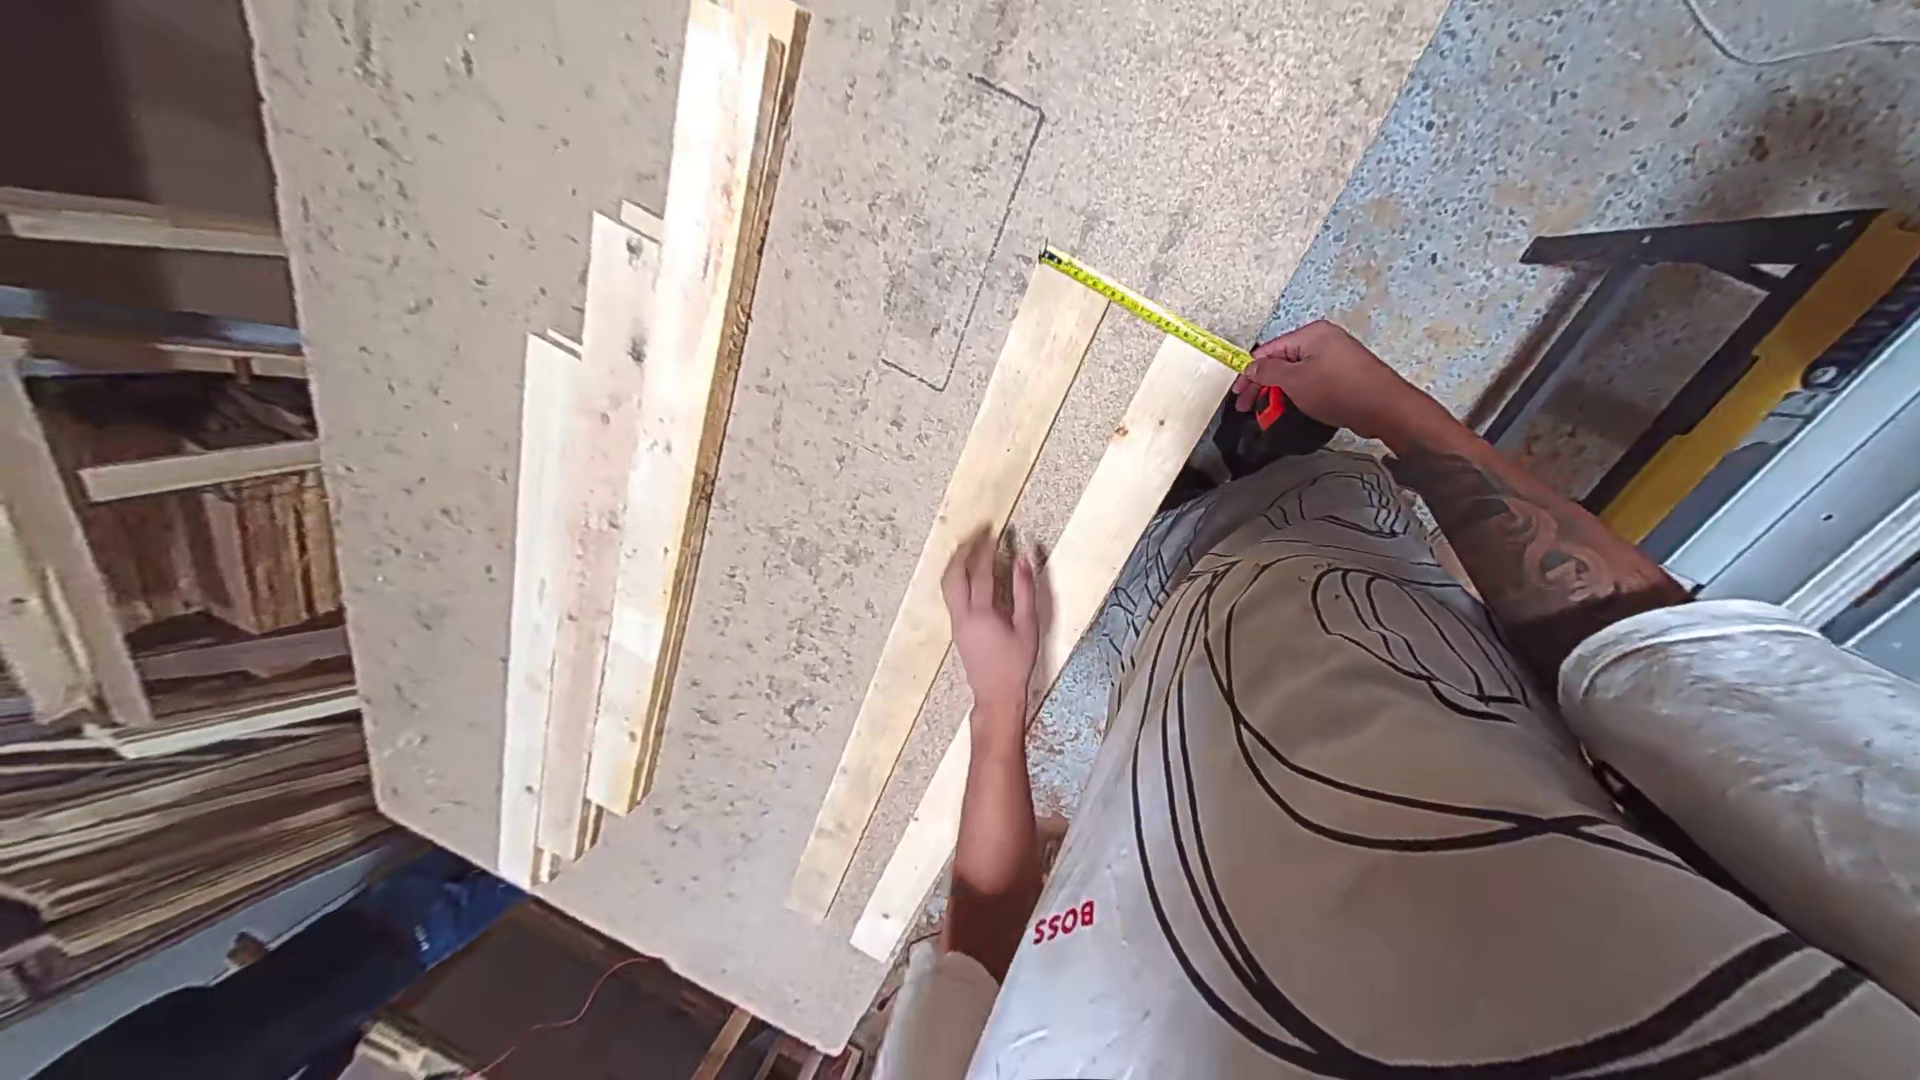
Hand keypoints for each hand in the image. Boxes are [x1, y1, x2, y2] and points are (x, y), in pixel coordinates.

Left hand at [941, 531, 1037, 723]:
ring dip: (956, 562)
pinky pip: (950, 593)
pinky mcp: (956, 627)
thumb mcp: (1028, 626)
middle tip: (977, 534)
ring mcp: (956, 621)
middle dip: (963, 550)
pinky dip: (956, 575)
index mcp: (982, 613)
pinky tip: (966, 571)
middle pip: (953, 573)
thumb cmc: (1015, 663)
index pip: (979, 572)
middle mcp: (963, 615)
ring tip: (969, 546)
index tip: (993, 533)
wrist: (996, 693)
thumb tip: (1022, 561)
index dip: (986, 549)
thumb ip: (1024, 591)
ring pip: (947, 583)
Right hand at [1232, 320, 1451, 443]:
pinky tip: (1286, 405)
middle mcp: (1323, 340)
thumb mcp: (1294, 380)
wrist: (1382, 408)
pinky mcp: (1340, 374)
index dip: (1248, 372)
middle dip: (1260, 384)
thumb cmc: (1338, 390)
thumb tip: (1250, 367)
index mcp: (1311, 334)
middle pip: (1280, 361)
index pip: (1268, 350)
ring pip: (1293, 373)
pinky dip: (1294, 392)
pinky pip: (1308, 380)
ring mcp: (1333, 357)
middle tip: (1246, 405)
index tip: (1237, 392)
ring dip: (1276, 391)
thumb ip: (1267, 372)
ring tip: (1265, 410)